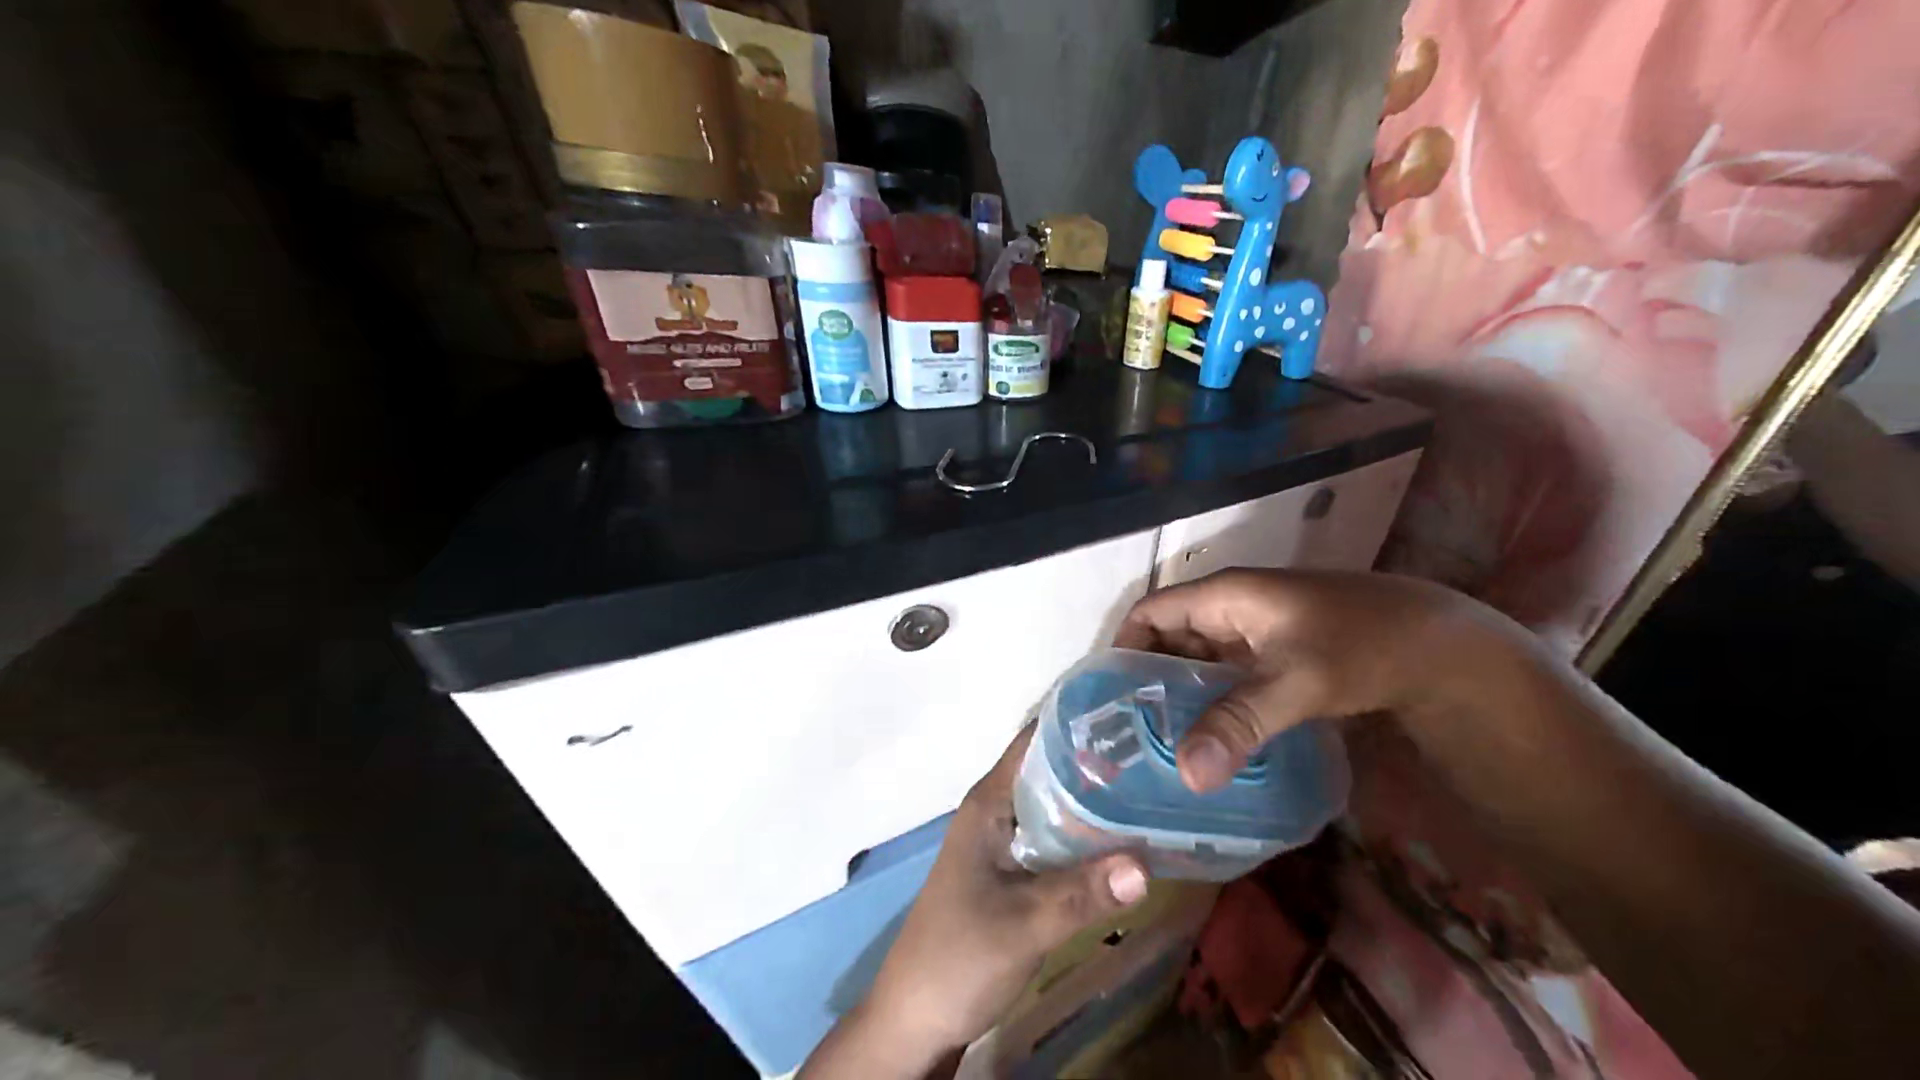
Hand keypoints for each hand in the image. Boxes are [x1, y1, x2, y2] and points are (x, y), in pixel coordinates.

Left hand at [817, 728, 1148, 1076]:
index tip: (1133, 710)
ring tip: (1158, 785)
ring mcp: (1006, 842)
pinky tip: (1130, 839)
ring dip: (1098, 797)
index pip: (1035, 740)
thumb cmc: (959, 957)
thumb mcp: (1023, 926)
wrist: (917, 1017)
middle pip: (1053, 769)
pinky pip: (1059, 837)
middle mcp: (998, 810)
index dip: (1078, 720)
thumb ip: (1080, 894)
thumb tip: (1147, 863)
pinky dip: (1090, 833)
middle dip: (1100, 758)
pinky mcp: (1016, 872)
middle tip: (1162, 751)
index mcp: (989, 802)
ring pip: (1059, 804)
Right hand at [1113, 568, 1524, 791]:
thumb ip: (1239, 722)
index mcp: (1224, 595)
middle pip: (1170, 636)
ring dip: (1182, 693)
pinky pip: (1227, 674)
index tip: (1109, 696)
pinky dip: (1213, 700)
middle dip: (1149, 678)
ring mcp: (1256, 630)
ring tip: (1162, 740)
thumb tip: (1187, 775)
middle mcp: (1231, 607)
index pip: (1150, 612)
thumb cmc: (1361, 645)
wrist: (1443, 646)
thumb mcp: (1297, 683)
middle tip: (1131, 729)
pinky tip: (1211, 737)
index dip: (1124, 646)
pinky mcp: (1277, 653)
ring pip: (1199, 658)